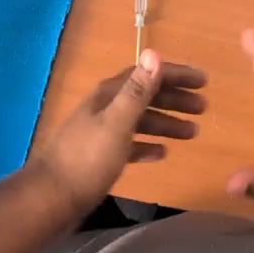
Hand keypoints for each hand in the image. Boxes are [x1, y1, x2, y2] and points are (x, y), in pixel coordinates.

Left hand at [24, 50, 206, 218]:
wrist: (49, 200)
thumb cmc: (87, 160)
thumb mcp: (117, 122)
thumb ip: (138, 90)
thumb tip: (155, 52)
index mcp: (110, 94)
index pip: (149, 74)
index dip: (177, 75)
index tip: (204, 81)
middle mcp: (107, 107)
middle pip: (147, 96)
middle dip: (176, 99)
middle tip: (204, 108)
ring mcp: (102, 132)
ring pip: (141, 120)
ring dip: (167, 123)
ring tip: (193, 133)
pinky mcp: (100, 156)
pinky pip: (131, 144)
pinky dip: (148, 145)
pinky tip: (162, 154)